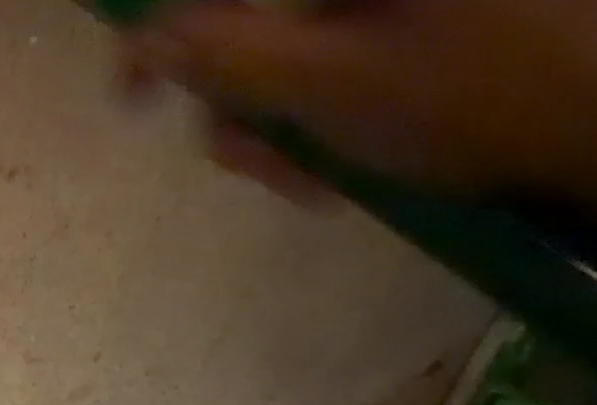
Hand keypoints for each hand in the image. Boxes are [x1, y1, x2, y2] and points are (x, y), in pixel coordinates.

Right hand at [124, 0, 596, 204]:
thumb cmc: (484, 100)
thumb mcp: (336, 85)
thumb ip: (229, 59)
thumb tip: (142, 43)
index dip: (165, 34)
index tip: (132, 99)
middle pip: (263, 19)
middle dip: (242, 100)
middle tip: (257, 162)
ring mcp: (399, 3)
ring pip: (296, 46)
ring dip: (280, 120)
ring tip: (307, 176)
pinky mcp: (426, 20)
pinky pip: (339, 56)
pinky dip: (322, 109)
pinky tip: (336, 154)